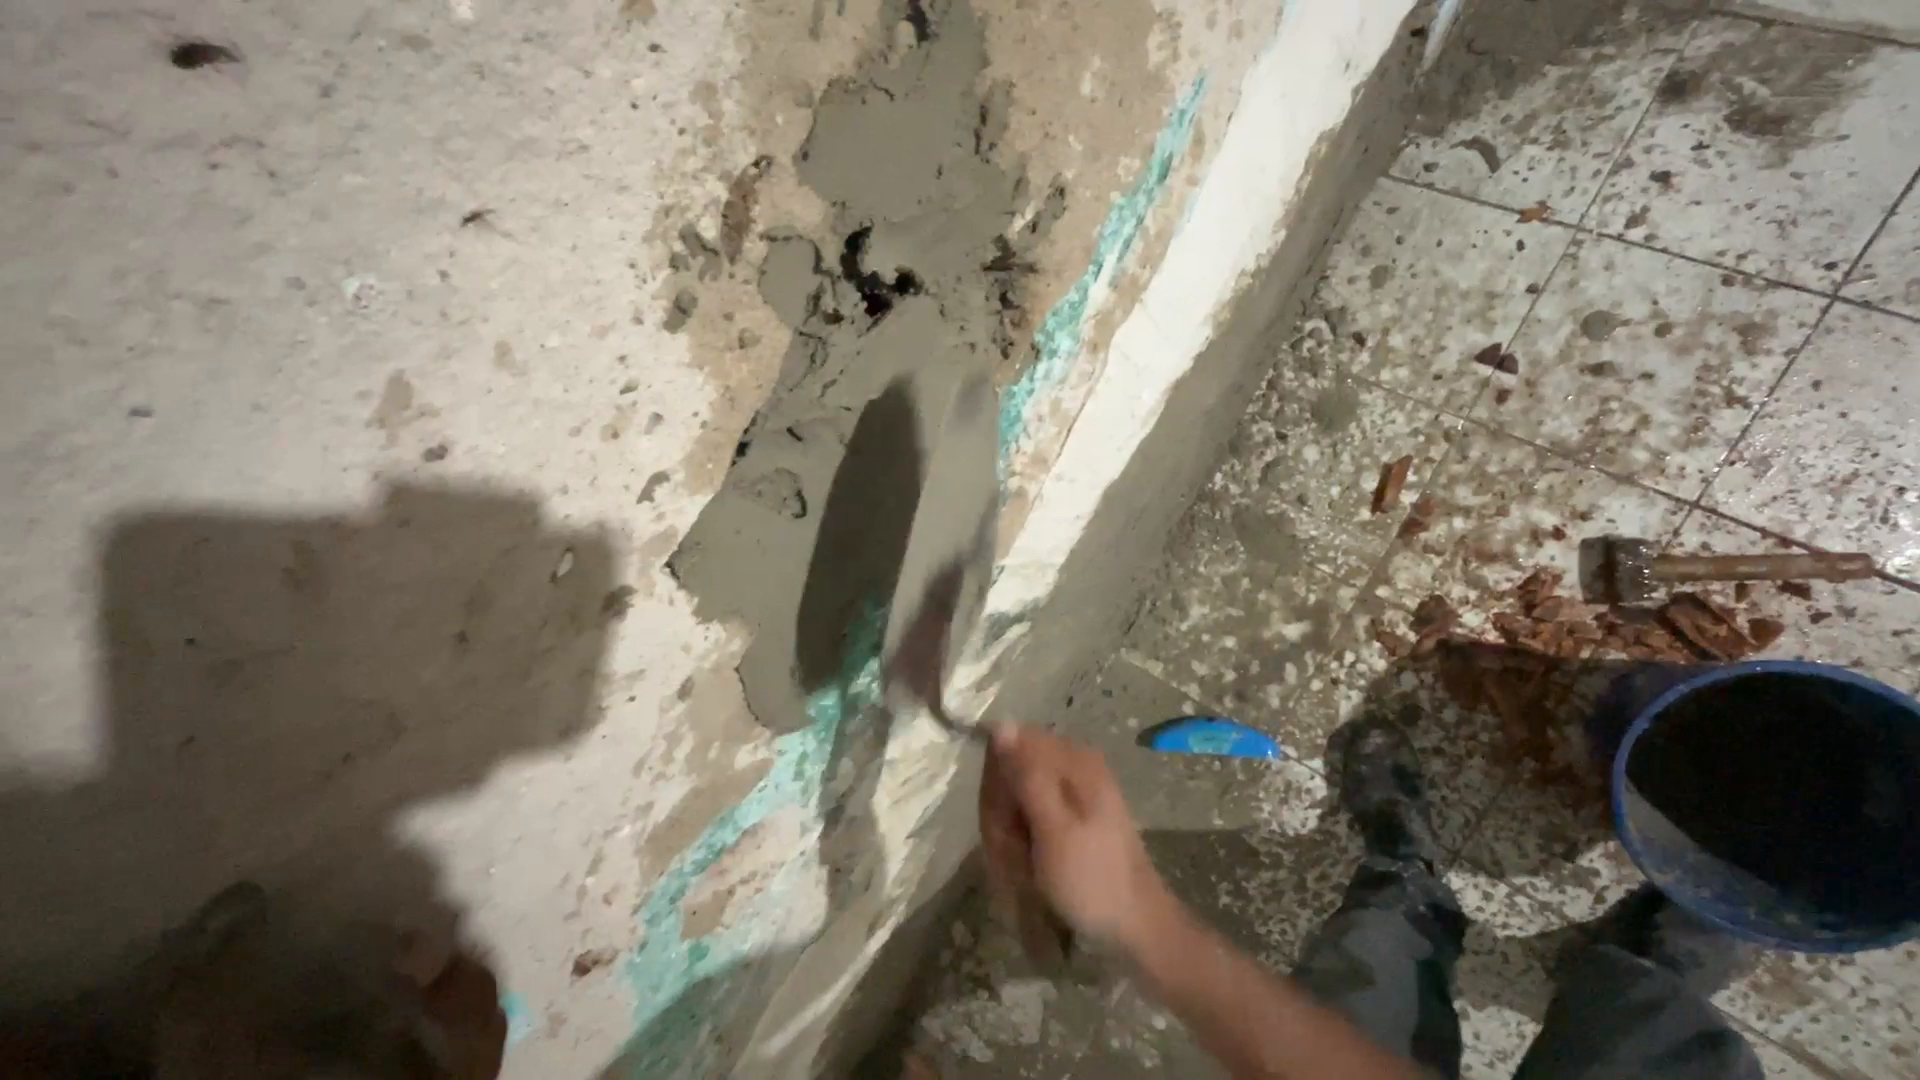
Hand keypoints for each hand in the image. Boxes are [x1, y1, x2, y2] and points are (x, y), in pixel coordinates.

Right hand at [979, 726, 1171, 950]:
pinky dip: (1023, 844)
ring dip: (1010, 836)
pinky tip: (1032, 869)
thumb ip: (1026, 776)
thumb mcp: (1053, 829)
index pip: (1008, 747)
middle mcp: (1073, 765)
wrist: (1136, 926)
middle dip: (1004, 817)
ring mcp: (1073, 790)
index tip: (1004, 827)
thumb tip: (1001, 724)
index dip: (997, 787)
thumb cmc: (1093, 880)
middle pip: (1011, 773)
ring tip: (1026, 869)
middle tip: (1017, 857)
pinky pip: (1028, 817)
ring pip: (1015, 799)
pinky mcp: (1071, 814)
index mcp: (1073, 761)